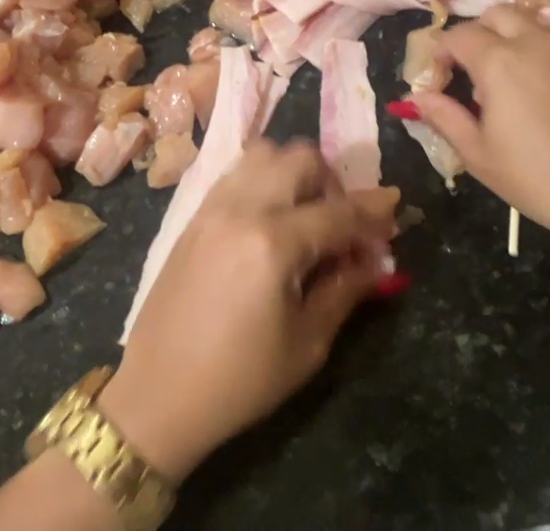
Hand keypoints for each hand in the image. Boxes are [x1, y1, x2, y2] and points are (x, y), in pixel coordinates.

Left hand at [100, 140, 397, 479]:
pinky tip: (272, 220)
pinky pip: (238, 173)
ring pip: (266, 153)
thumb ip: (346, 290)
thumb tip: (377, 261)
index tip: (392, 225)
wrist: (157, 395)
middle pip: (302, 159)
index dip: (373, 217)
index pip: (340, 211)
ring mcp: (213, 207)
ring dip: (296, 173)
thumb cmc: (239, 380)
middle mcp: (242, 209)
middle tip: (343, 226)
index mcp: (274, 243)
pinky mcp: (194, 216)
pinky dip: (265, 180)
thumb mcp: (307, 345)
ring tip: (305, 216)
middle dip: (334, 184)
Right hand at [411, 5, 549, 245]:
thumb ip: (444, 117)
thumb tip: (418, 98)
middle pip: (497, 14)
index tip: (436, 82)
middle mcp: (536, 43)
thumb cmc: (537, 179)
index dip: (440, 54)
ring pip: (530, 22)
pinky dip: (536, 50)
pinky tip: (535, 91)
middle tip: (467, 71)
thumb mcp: (478, 154)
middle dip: (475, 34)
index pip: (459, 36)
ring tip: (502, 78)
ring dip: (508, 36)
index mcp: (501, 61)